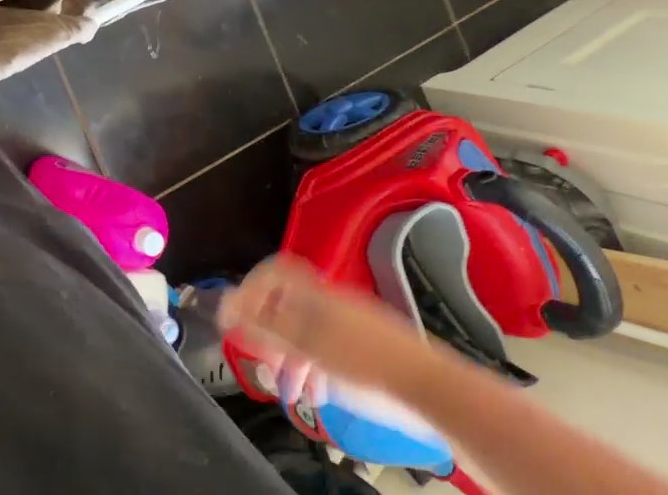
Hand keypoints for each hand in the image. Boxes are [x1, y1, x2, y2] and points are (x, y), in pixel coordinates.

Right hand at [218, 257, 445, 399]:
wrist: (441, 395)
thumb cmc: (368, 368)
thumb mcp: (309, 347)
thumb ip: (267, 324)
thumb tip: (226, 301)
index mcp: (317, 297)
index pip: (273, 273)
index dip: (250, 289)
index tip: (235, 319)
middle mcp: (334, 304)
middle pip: (288, 306)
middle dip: (270, 334)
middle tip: (262, 362)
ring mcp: (355, 326)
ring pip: (309, 333)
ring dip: (292, 358)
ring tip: (289, 390)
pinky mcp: (372, 350)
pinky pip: (331, 350)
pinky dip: (317, 368)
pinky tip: (319, 395)